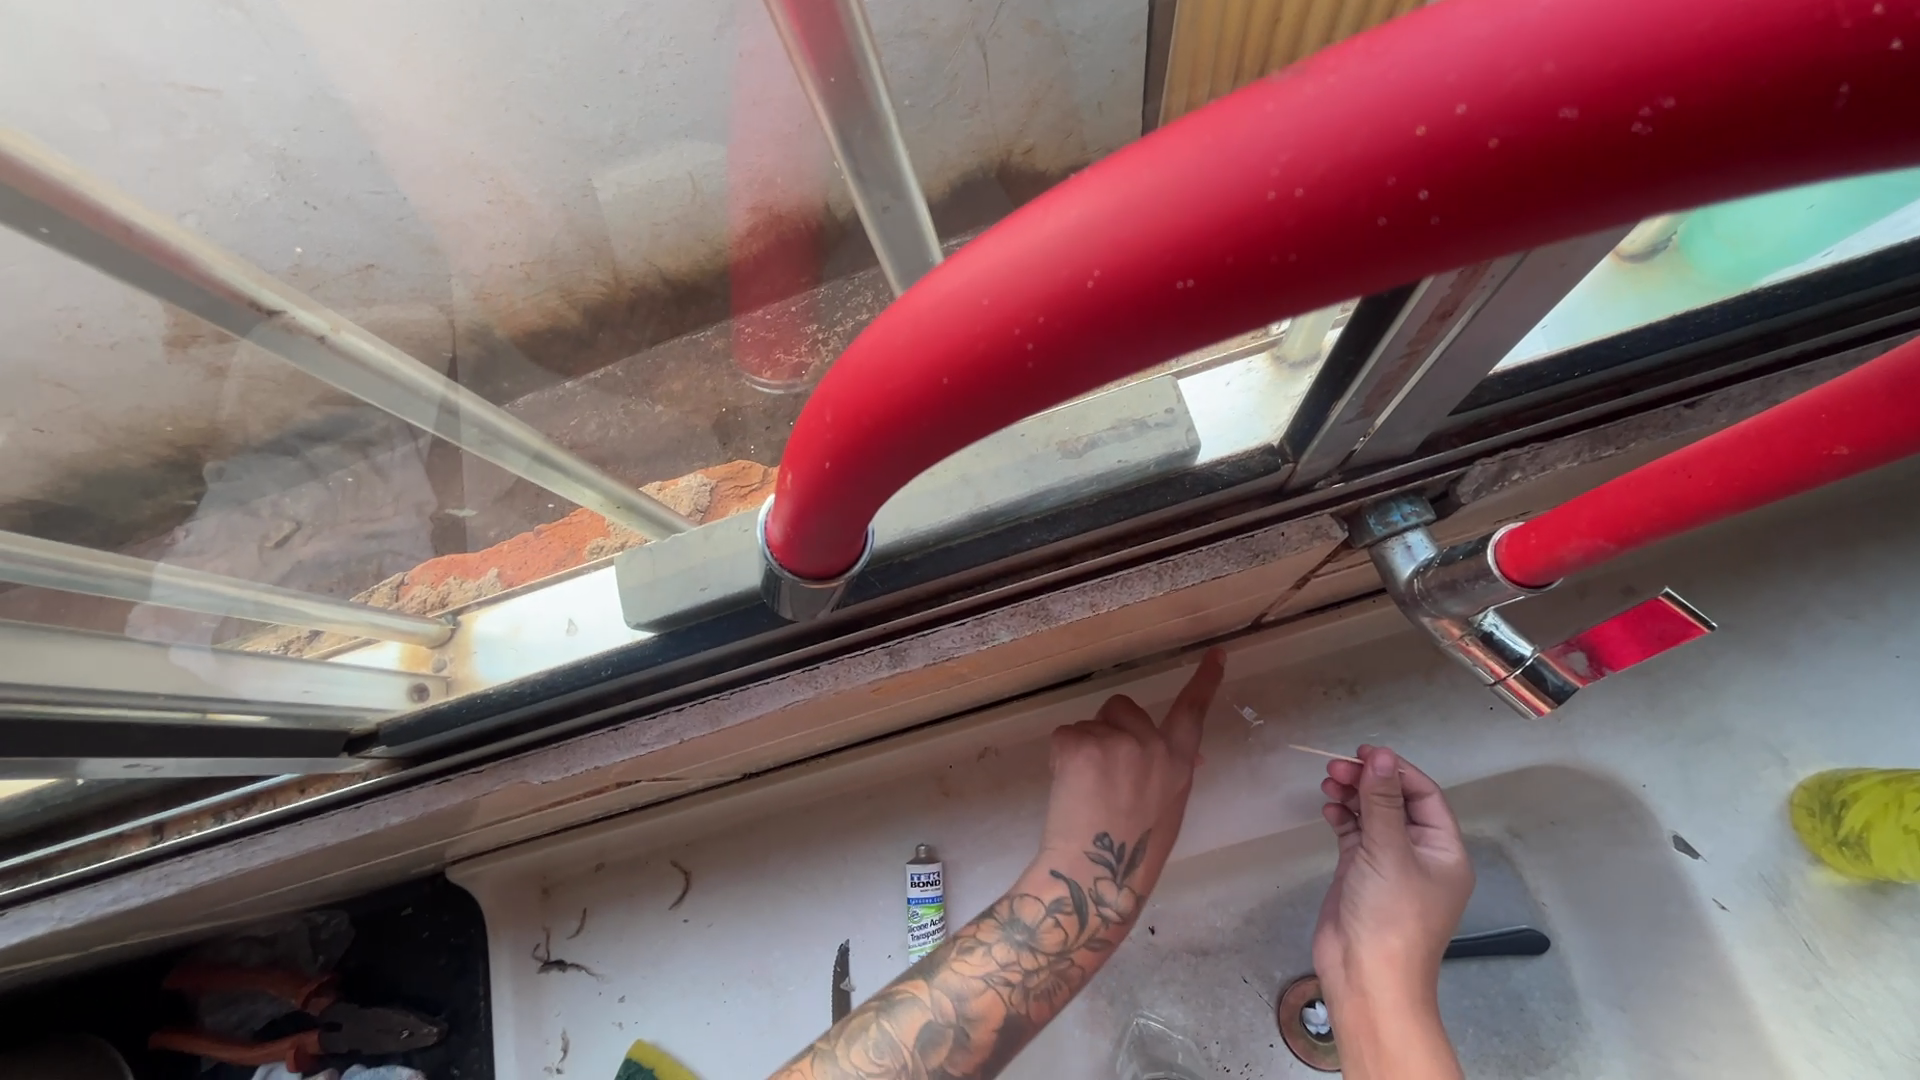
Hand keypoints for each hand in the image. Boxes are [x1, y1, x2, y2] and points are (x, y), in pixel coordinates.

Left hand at [1035, 648, 1225, 906]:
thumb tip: (1165, 750)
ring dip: (1085, 747)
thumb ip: (1166, 769)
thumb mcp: (1167, 806)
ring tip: (1086, 790)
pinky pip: (1065, 735)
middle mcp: (1150, 745)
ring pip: (1090, 724)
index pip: (1192, 712)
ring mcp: (1114, 742)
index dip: (1204, 682)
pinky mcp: (1079, 744)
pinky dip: (1061, 757)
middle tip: (1104, 775)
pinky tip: (1068, 787)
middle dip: (1111, 729)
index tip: (1216, 653)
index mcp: (1177, 762)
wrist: (1095, 875)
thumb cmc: (1132, 850)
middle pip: (1123, 707)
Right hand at [1313, 745, 1471, 1020]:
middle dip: (1368, 781)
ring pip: (1372, 814)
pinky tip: (1328, 808)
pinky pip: (1353, 832)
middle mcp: (1419, 853)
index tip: (1362, 753)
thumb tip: (1380, 755)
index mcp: (1443, 850)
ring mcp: (1388, 862)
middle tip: (1335, 766)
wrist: (1366, 973)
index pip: (1424, 795)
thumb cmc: (1390, 914)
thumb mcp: (1388, 851)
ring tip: (1327, 782)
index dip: (1395, 770)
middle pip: (1395, 801)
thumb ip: (1382, 800)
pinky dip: (1341, 816)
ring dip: (1351, 795)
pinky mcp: (1360, 871)